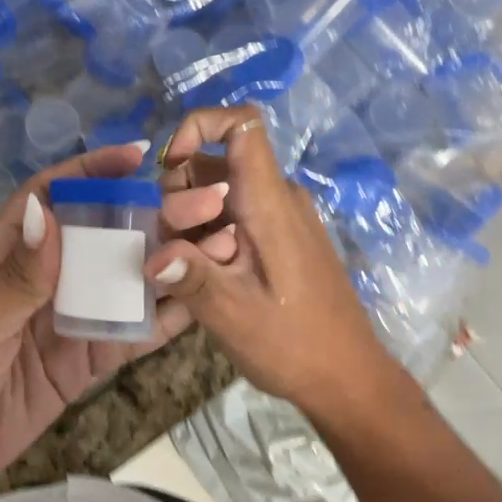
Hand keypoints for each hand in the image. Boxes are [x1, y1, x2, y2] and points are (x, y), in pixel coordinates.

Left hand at [0, 142, 228, 501]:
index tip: (136, 155)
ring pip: (116, 283)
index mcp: (0, 256)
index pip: (47, 199)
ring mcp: (60, 322)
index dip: (88, 173)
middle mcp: (36, 280)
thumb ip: (16, 278)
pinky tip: (200, 304)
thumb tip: (50, 214)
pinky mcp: (77, 364)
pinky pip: (123, 336)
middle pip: (94, 238)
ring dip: (161, 264)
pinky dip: (158, 322)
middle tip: (204, 203)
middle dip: (144, 217)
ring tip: (218, 245)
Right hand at [145, 105, 400, 413]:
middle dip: (179, 196)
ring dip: (190, 220)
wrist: (350, 378)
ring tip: (196, 271)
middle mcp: (276, 196)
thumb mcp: (234, 316)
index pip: (242, 122)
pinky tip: (208, 277)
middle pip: (212, 162)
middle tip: (178, 248)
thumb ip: (192, 279)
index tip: (170, 168)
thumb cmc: (295, 344)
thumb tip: (151, 257)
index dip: (200, 125)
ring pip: (214, 189)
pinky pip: (229, 212)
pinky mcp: (278, 235)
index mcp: (268, 202)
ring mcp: (278, 215)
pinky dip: (206, 234)